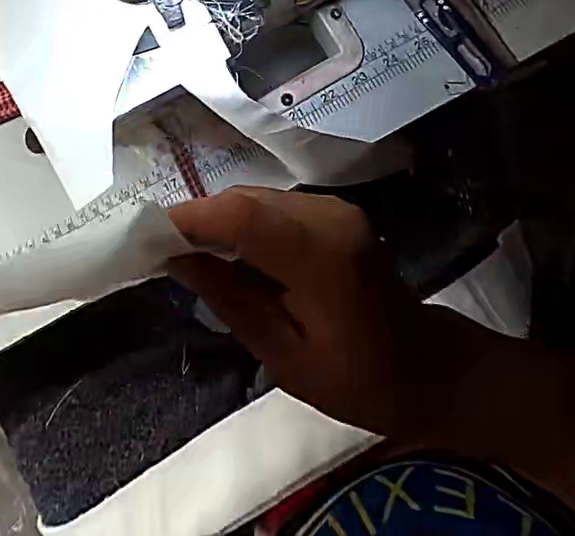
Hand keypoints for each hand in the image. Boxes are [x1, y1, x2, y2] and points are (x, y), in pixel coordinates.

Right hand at [165, 187, 477, 440]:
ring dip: (219, 218)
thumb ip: (230, 300)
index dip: (192, 217)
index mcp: (322, 258)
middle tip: (160, 247)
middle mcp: (329, 217)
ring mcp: (335, 207)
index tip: (148, 236)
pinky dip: (243, 220)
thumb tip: (177, 259)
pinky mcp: (334, 209)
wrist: (425, 364)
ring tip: (186, 249)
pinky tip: (227, 247)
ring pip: (258, 196)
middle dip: (199, 218)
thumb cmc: (357, 379)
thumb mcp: (284, 355)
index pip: (244, 215)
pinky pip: (275, 204)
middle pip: (247, 198)